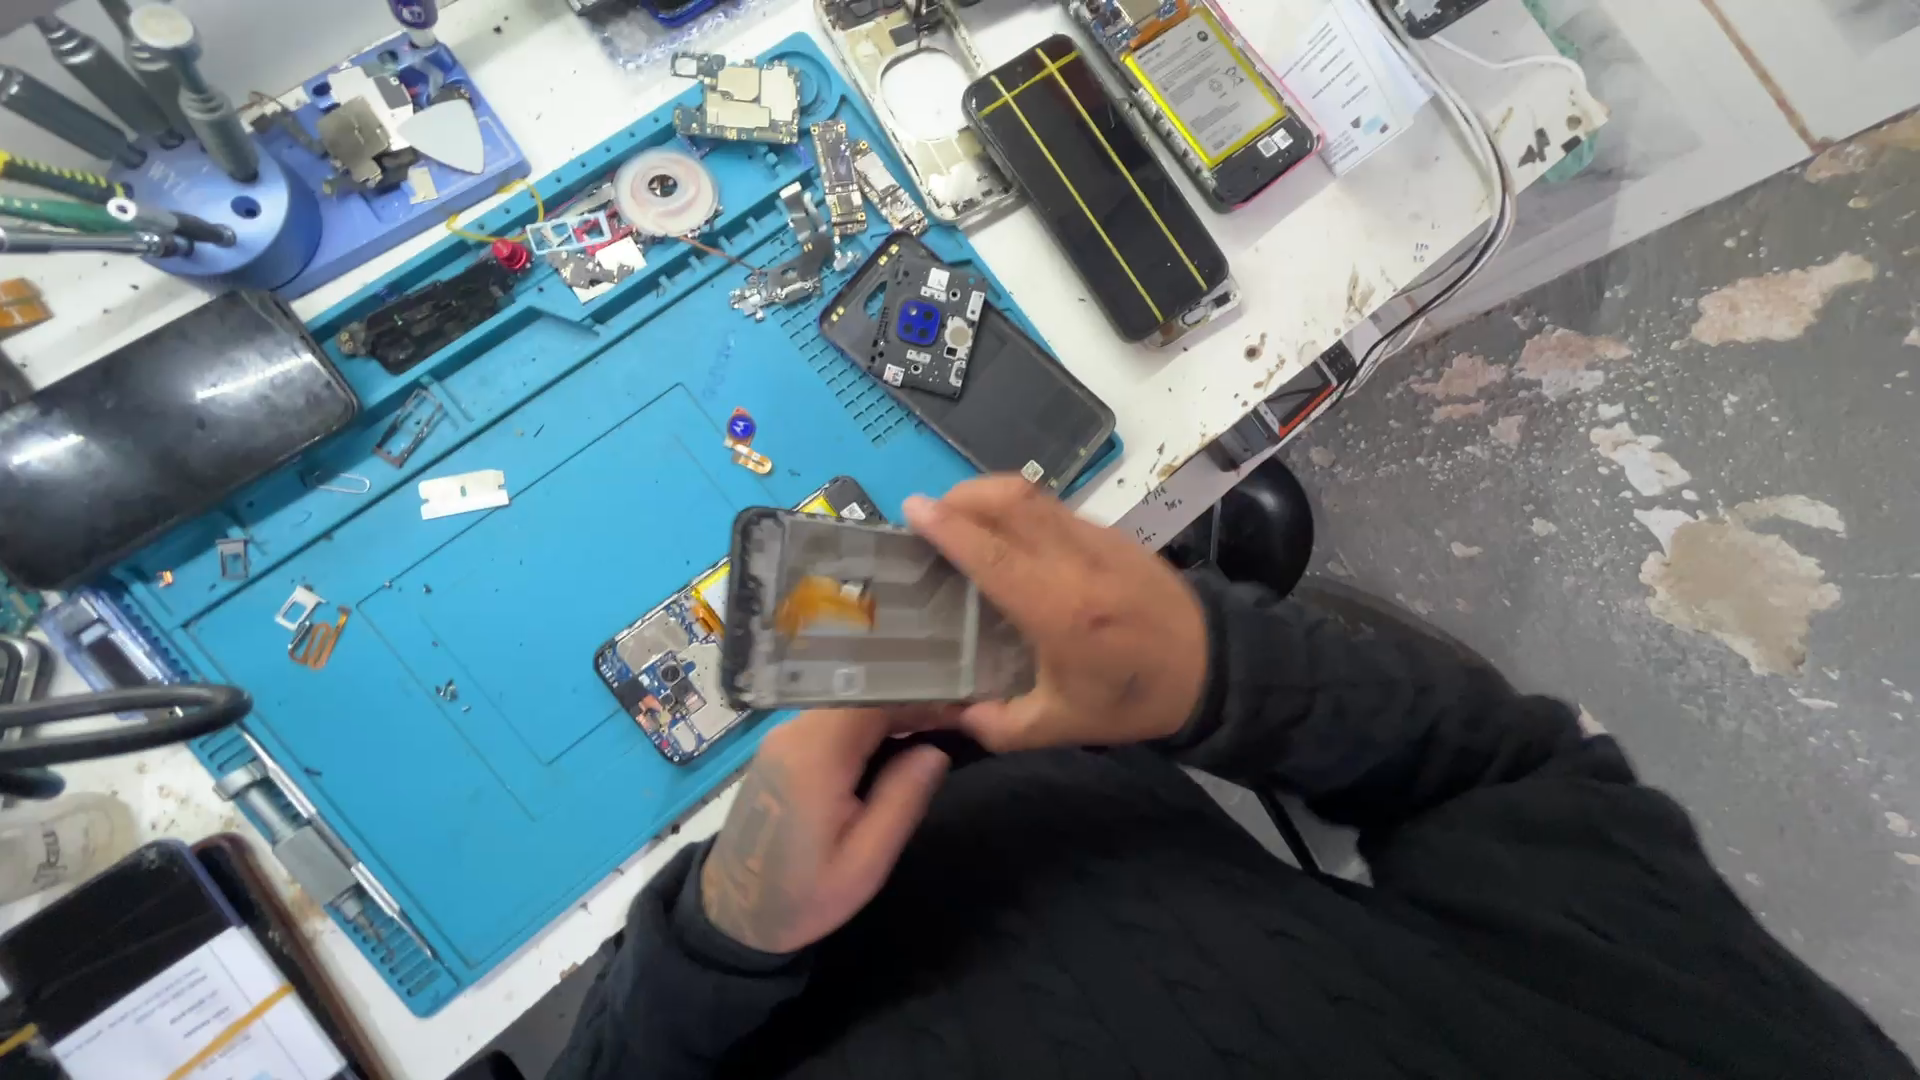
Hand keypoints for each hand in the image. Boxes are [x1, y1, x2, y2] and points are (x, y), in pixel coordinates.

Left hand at [700, 709, 950, 953]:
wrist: (733, 915)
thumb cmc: (803, 895)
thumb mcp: (866, 862)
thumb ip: (903, 798)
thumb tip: (936, 749)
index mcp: (816, 754)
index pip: (877, 696)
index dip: (923, 695)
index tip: (965, 706)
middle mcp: (795, 731)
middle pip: (864, 694)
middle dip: (913, 700)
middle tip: (960, 718)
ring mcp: (785, 736)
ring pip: (850, 703)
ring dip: (893, 710)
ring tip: (938, 727)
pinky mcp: (784, 746)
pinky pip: (835, 720)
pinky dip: (870, 723)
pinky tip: (898, 741)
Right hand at [904, 476, 1208, 753]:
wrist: (1212, 668)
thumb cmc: (1134, 698)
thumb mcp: (1061, 727)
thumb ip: (998, 725)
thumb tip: (950, 713)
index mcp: (1060, 611)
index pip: (992, 554)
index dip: (947, 527)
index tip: (912, 510)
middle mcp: (1077, 562)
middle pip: (1012, 501)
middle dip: (961, 495)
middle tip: (931, 514)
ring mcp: (1098, 540)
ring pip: (1033, 494)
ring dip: (987, 495)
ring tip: (961, 517)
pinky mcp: (1112, 533)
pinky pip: (1053, 506)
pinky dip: (1018, 508)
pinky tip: (1007, 535)